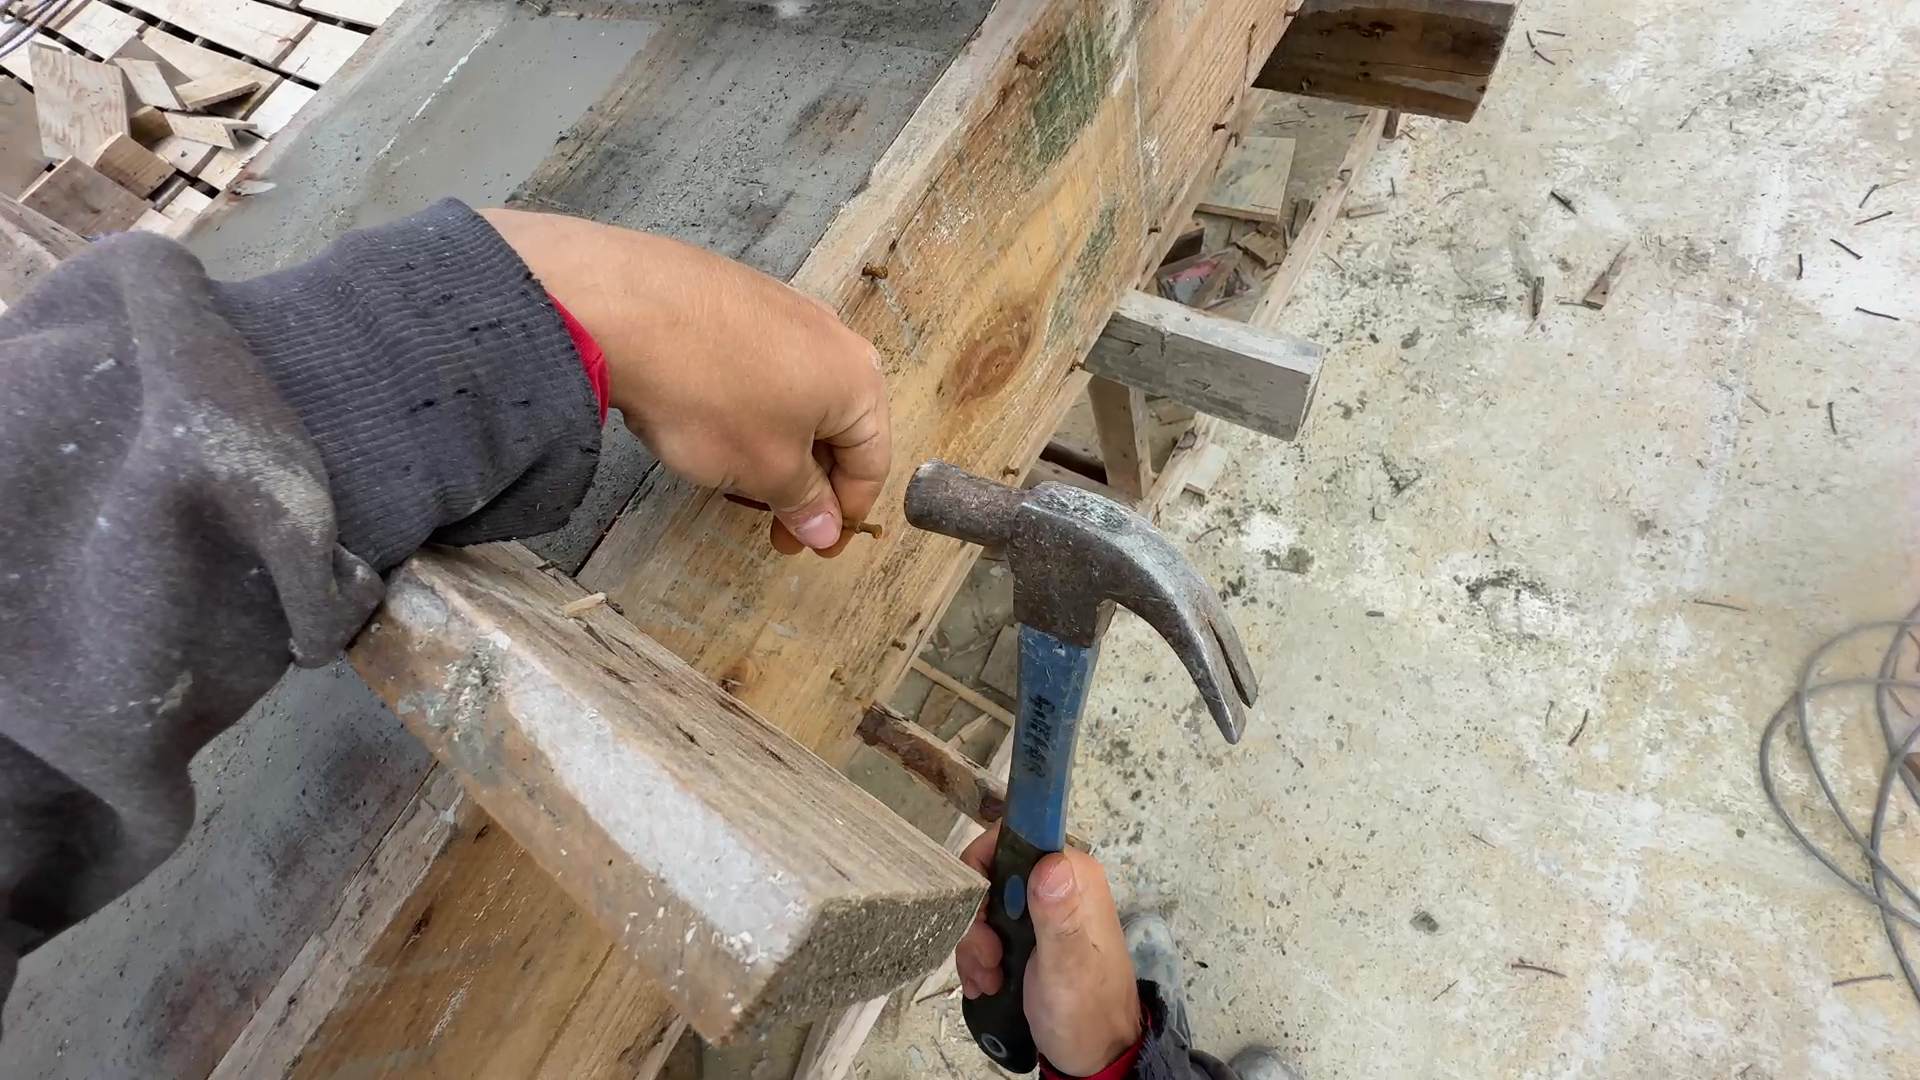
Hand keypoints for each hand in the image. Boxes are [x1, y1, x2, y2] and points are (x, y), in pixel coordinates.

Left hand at [479, 209, 889, 554]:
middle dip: (809, 484)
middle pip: (837, 429)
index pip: (872, 463)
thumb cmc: (712, 396)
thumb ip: (805, 503)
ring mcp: (787, 311)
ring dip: (781, 449)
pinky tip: (717, 426)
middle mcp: (835, 338)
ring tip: (743, 480)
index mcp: (860, 381)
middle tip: (778, 525)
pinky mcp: (741, 297)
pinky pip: (764, 367)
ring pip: (799, 399)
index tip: (817, 545)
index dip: (846, 514)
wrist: (622, 306)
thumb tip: (826, 529)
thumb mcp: (767, 468)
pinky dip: (753, 408)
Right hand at [954, 826, 1142, 1075]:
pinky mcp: (1031, 930)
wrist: (1094, 1059)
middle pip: (994, 871)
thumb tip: (1049, 864)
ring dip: (977, 943)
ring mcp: (1043, 905)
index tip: (980, 907)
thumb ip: (1057, 917)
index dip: (985, 862)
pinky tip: (986, 983)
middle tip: (987, 959)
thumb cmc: (1084, 1013)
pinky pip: (991, 927)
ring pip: (987, 902)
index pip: (1015, 834)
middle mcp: (1058, 879)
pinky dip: (981, 955)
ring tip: (988, 980)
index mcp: (1072, 873)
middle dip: (979, 917)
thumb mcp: (1068, 967)